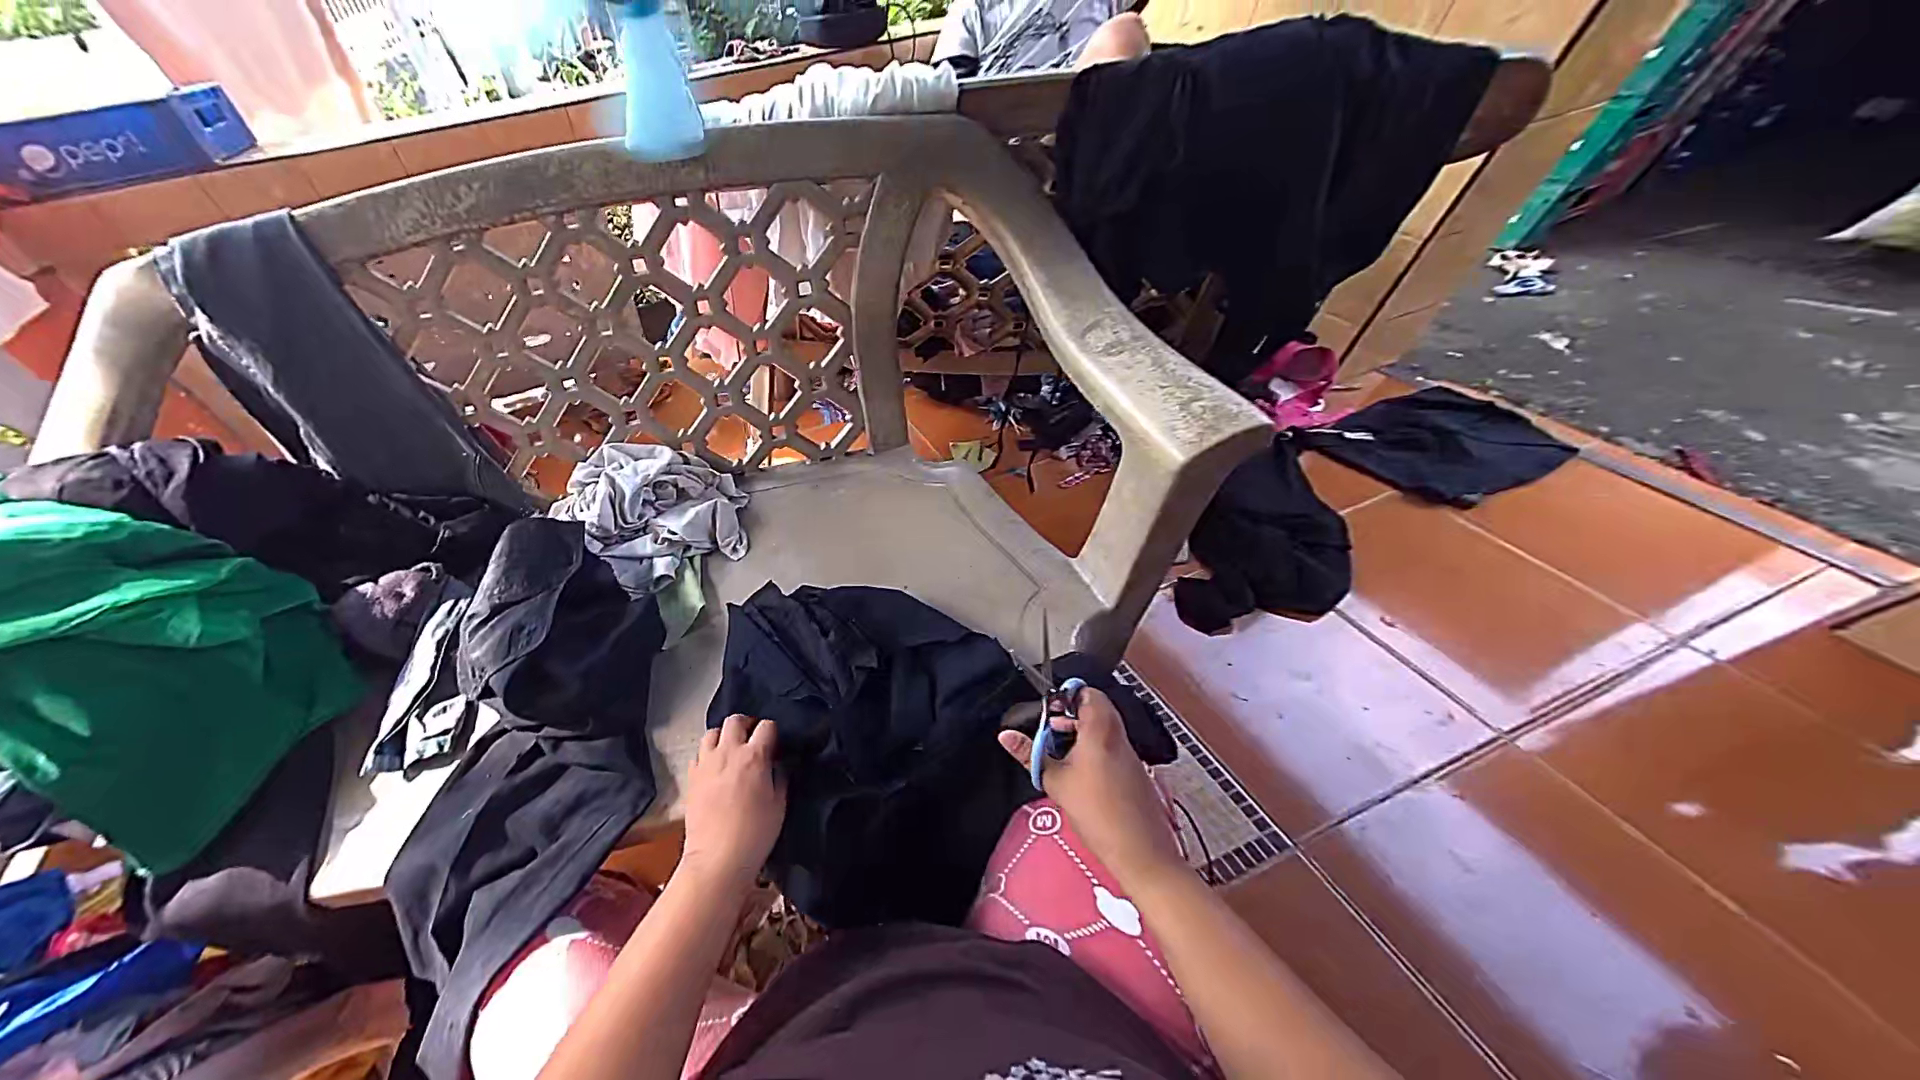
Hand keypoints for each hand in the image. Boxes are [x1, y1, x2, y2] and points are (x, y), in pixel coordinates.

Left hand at [681, 715, 786, 887]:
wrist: (718, 859)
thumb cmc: (755, 834)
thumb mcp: (779, 804)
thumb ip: (781, 776)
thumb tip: (781, 763)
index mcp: (754, 757)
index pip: (766, 726)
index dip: (773, 732)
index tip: (776, 744)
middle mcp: (728, 754)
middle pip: (735, 720)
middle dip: (747, 724)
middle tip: (754, 738)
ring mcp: (706, 765)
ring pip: (712, 733)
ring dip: (724, 737)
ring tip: (732, 751)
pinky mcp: (691, 779)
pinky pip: (698, 755)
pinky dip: (708, 755)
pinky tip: (716, 768)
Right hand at [997, 687, 1183, 884]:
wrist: (1139, 850)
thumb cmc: (1098, 814)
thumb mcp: (1055, 781)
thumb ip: (1029, 754)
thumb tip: (1007, 736)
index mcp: (1100, 729)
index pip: (1088, 692)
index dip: (1066, 696)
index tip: (1049, 711)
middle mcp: (1118, 735)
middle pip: (1095, 708)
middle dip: (1070, 716)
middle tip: (1051, 732)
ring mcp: (1129, 753)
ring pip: (1104, 728)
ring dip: (1081, 733)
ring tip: (1061, 754)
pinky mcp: (1134, 770)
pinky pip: (1112, 746)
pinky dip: (1094, 749)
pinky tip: (1080, 774)